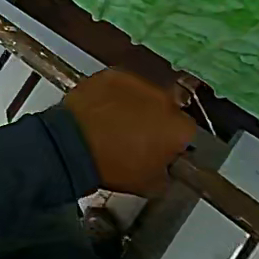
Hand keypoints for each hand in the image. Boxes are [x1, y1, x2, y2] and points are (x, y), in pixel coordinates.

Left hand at [62, 68, 196, 196]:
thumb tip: (165, 165)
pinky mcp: (112, 73)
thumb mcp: (149, 184)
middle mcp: (164, 99)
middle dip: (155, 119)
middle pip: (166, 108)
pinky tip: (100, 107)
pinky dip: (113, 93)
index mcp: (179, 128)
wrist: (71, 145)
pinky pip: (119, 84)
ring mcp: (137, 82)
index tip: (158, 148)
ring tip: (114, 119)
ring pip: (143, 93)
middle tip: (135, 133)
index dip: (172, 141)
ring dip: (135, 103)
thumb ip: (166, 172)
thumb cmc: (112, 167)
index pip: (186, 133)